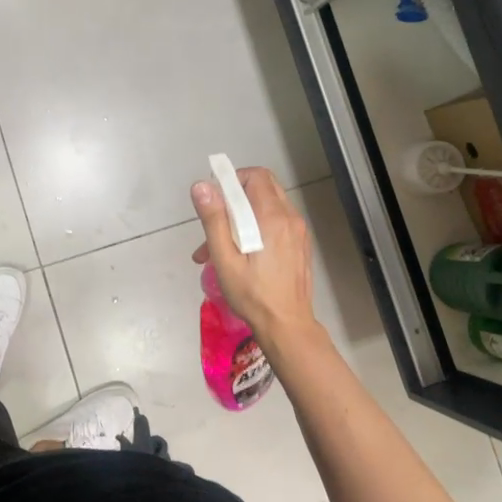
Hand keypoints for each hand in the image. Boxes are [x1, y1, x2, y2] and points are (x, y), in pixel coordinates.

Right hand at [190, 166, 316, 346]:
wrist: (287, 325)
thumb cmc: (252, 294)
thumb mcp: (225, 259)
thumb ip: (214, 220)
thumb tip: (202, 186)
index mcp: (273, 217)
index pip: (255, 176)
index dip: (232, 180)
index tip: (215, 202)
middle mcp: (290, 218)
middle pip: (264, 186)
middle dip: (236, 197)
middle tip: (216, 222)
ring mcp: (299, 231)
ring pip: (269, 205)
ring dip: (244, 215)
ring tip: (219, 246)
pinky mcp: (300, 244)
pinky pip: (277, 222)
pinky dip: (257, 226)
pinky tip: (241, 253)